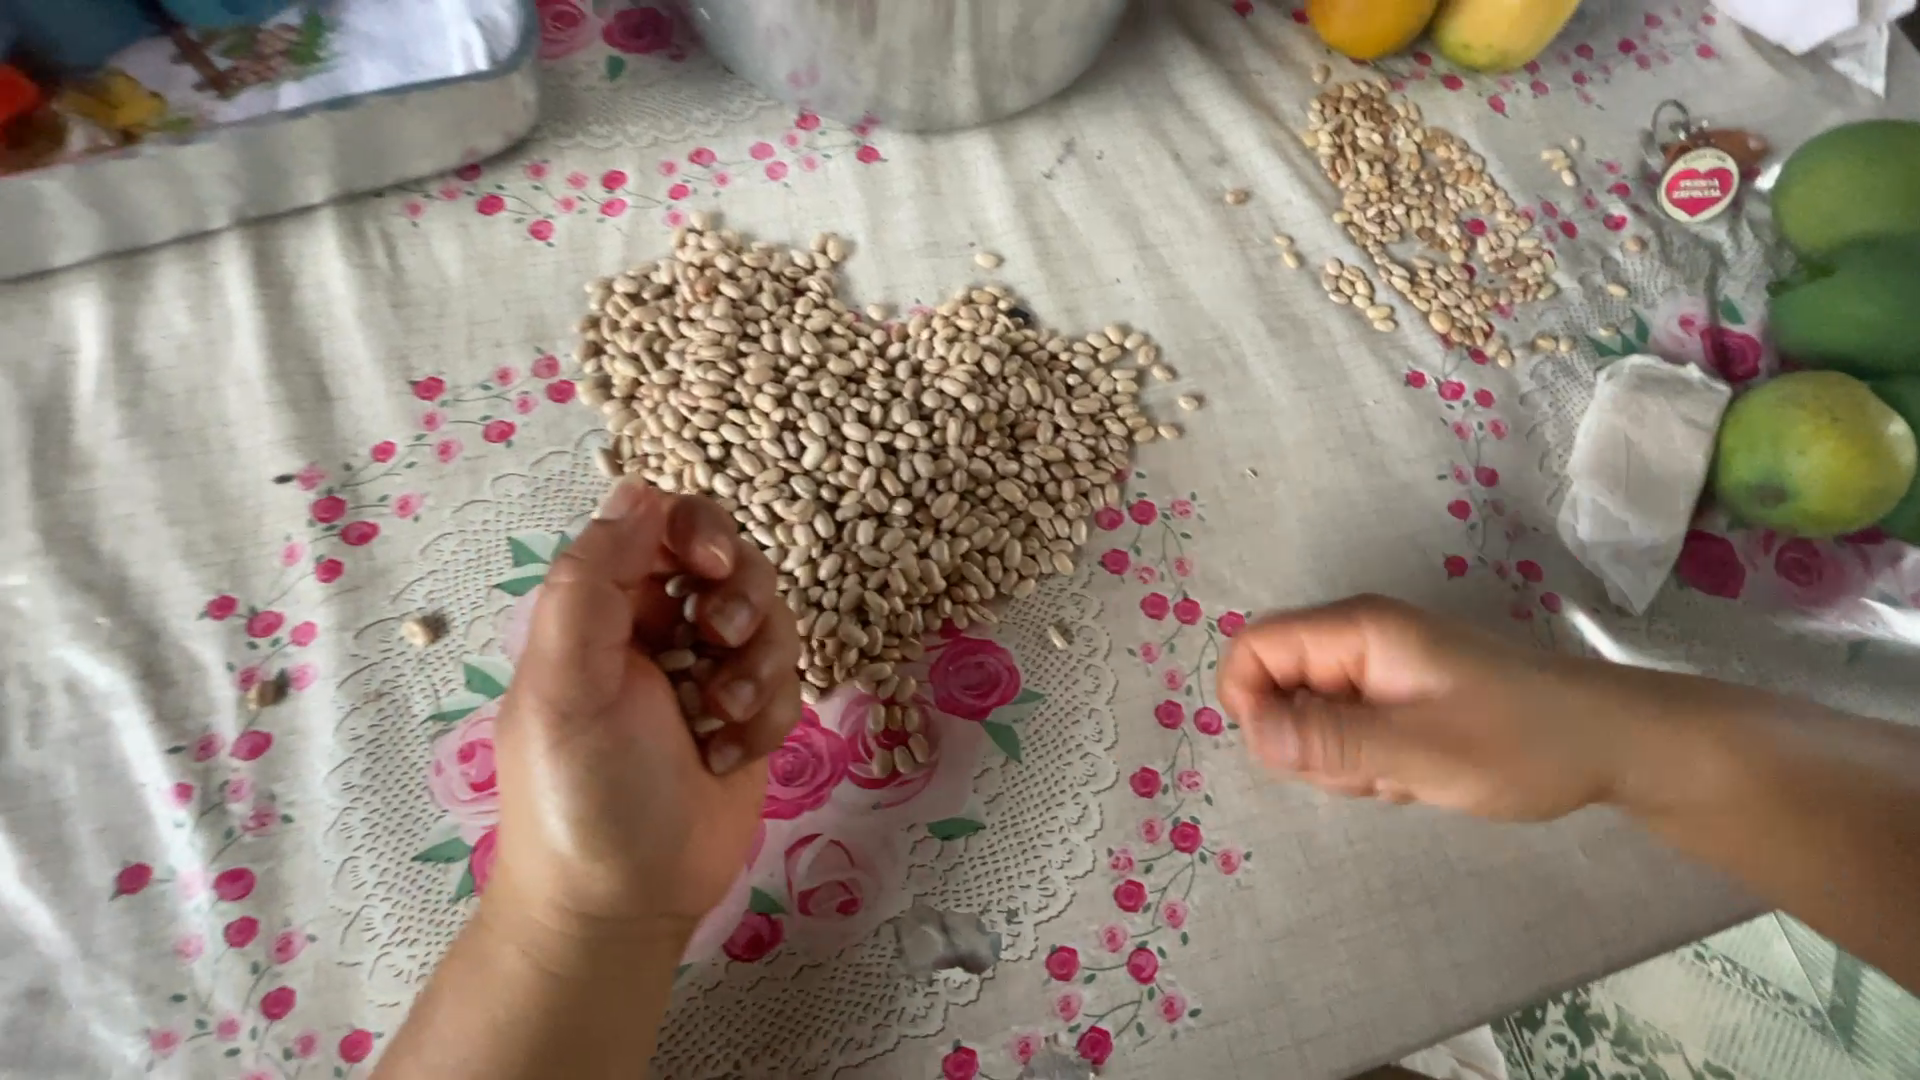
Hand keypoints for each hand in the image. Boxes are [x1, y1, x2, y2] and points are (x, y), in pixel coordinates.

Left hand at [489, 481, 801, 938]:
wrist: (623, 903)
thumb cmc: (582, 790)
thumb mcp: (567, 682)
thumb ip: (593, 580)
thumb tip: (639, 488)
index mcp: (609, 609)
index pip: (666, 528)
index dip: (701, 532)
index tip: (713, 567)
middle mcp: (664, 630)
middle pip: (736, 566)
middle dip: (744, 600)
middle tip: (725, 640)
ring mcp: (712, 672)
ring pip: (772, 622)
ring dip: (759, 665)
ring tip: (724, 717)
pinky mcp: (752, 714)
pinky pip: (786, 681)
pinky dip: (765, 715)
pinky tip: (727, 755)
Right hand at [1216, 594, 1695, 821]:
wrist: (1619, 747)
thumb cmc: (1524, 742)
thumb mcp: (1423, 751)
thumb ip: (1330, 739)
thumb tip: (1250, 732)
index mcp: (1354, 630)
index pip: (1253, 648)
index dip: (1248, 700)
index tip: (1288, 753)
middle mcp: (1352, 638)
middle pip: (1274, 684)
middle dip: (1302, 740)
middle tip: (1364, 769)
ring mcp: (1369, 666)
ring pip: (1303, 714)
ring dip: (1334, 757)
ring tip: (1396, 772)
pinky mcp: (1386, 692)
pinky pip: (1337, 727)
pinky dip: (1358, 759)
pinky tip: (1406, 772)